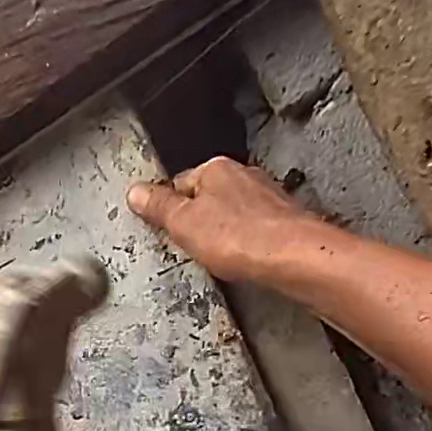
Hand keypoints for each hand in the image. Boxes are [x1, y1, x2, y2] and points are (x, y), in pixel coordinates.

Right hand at [126, 156, 332, 282]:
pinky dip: (250, 245)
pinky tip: (248, 260)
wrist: (295, 256)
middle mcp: (246, 177)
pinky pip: (259, 232)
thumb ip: (159, 207)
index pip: (181, 182)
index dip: (170, 206)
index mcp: (216, 170)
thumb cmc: (244, 236)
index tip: (164, 223)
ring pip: (238, 215)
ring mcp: (269, 200)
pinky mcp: (286, 224)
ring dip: (228, 234)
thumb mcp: (184, 223)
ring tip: (222, 257)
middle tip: (192, 246)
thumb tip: (136, 193)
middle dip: (201, 221)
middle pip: (211, 198)